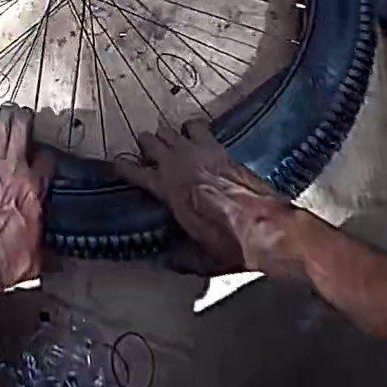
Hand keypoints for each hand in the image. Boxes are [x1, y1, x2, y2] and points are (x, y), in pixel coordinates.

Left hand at [0, 104, 53, 300]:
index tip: (47, 158)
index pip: (48, 160)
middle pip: (23, 132)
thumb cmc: (6, 260)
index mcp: (35, 189)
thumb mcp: (38, 254)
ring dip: (4, 118)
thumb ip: (44, 240)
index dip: (49, 157)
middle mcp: (15, 171)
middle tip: (25, 114)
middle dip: (25, 120)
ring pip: (1, 130)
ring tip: (7, 111)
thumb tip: (52, 249)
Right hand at [113, 119, 324, 279]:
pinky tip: (195, 136)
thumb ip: (181, 257)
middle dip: (147, 148)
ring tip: (170, 145)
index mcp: (167, 189)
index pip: (134, 172)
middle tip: (149, 156)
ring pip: (168, 129)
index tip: (116, 166)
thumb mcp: (204, 258)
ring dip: (167, 137)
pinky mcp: (217, 147)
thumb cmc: (234, 245)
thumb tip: (166, 260)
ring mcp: (196, 151)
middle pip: (149, 141)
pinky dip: (192, 129)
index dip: (123, 168)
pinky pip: (196, 126)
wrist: (270, 228)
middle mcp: (177, 164)